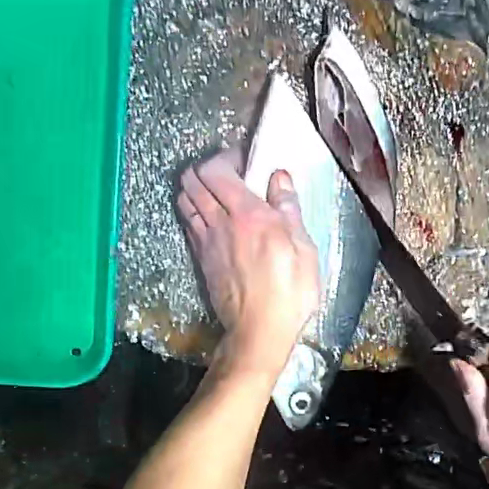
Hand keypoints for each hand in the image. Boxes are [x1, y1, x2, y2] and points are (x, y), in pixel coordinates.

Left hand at [177, 148, 319, 377]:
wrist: (260, 331)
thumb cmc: (290, 292)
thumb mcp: (303, 248)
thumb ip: (288, 209)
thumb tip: (279, 177)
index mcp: (248, 214)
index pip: (217, 170)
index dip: (225, 157)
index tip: (244, 160)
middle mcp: (220, 223)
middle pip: (192, 180)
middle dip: (205, 168)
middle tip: (228, 173)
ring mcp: (206, 242)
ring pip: (184, 200)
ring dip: (195, 188)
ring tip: (217, 193)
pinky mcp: (202, 260)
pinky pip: (188, 223)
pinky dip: (193, 211)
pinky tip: (210, 217)